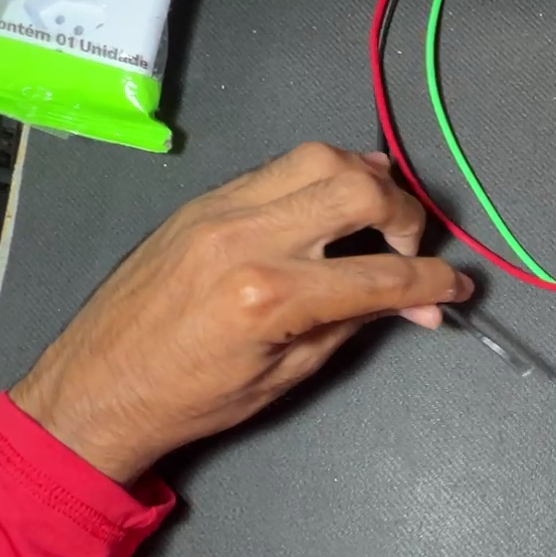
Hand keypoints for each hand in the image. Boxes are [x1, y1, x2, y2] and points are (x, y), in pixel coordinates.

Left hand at [11, 143, 472, 483]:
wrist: (98, 385)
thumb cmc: (198, 399)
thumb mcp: (292, 372)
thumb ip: (358, 323)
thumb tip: (419, 305)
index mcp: (272, 297)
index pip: (384, 274)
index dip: (436, 282)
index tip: (458, 289)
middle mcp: (249, 236)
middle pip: (359, 187)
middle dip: (406, 216)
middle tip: (406, 251)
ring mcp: (223, 207)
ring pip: (321, 157)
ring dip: (366, 182)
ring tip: (375, 219)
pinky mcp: (207, 198)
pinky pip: (283, 167)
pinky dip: (323, 178)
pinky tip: (333, 207)